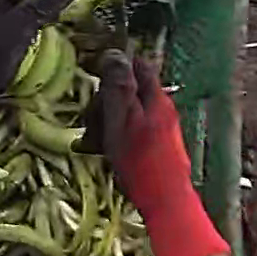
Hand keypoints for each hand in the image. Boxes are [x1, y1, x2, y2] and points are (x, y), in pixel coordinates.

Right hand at [87, 50, 229, 255]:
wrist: (166, 202)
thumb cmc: (140, 159)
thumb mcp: (121, 118)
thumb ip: (118, 86)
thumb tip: (114, 53)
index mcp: (154, 97)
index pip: (138, 65)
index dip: (115, 67)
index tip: (94, 79)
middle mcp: (161, 108)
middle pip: (130, 89)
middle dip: (106, 100)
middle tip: (90, 119)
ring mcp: (161, 127)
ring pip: (128, 111)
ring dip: (107, 121)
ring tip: (91, 140)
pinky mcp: (158, 145)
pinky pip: (132, 130)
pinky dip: (115, 136)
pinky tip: (102, 150)